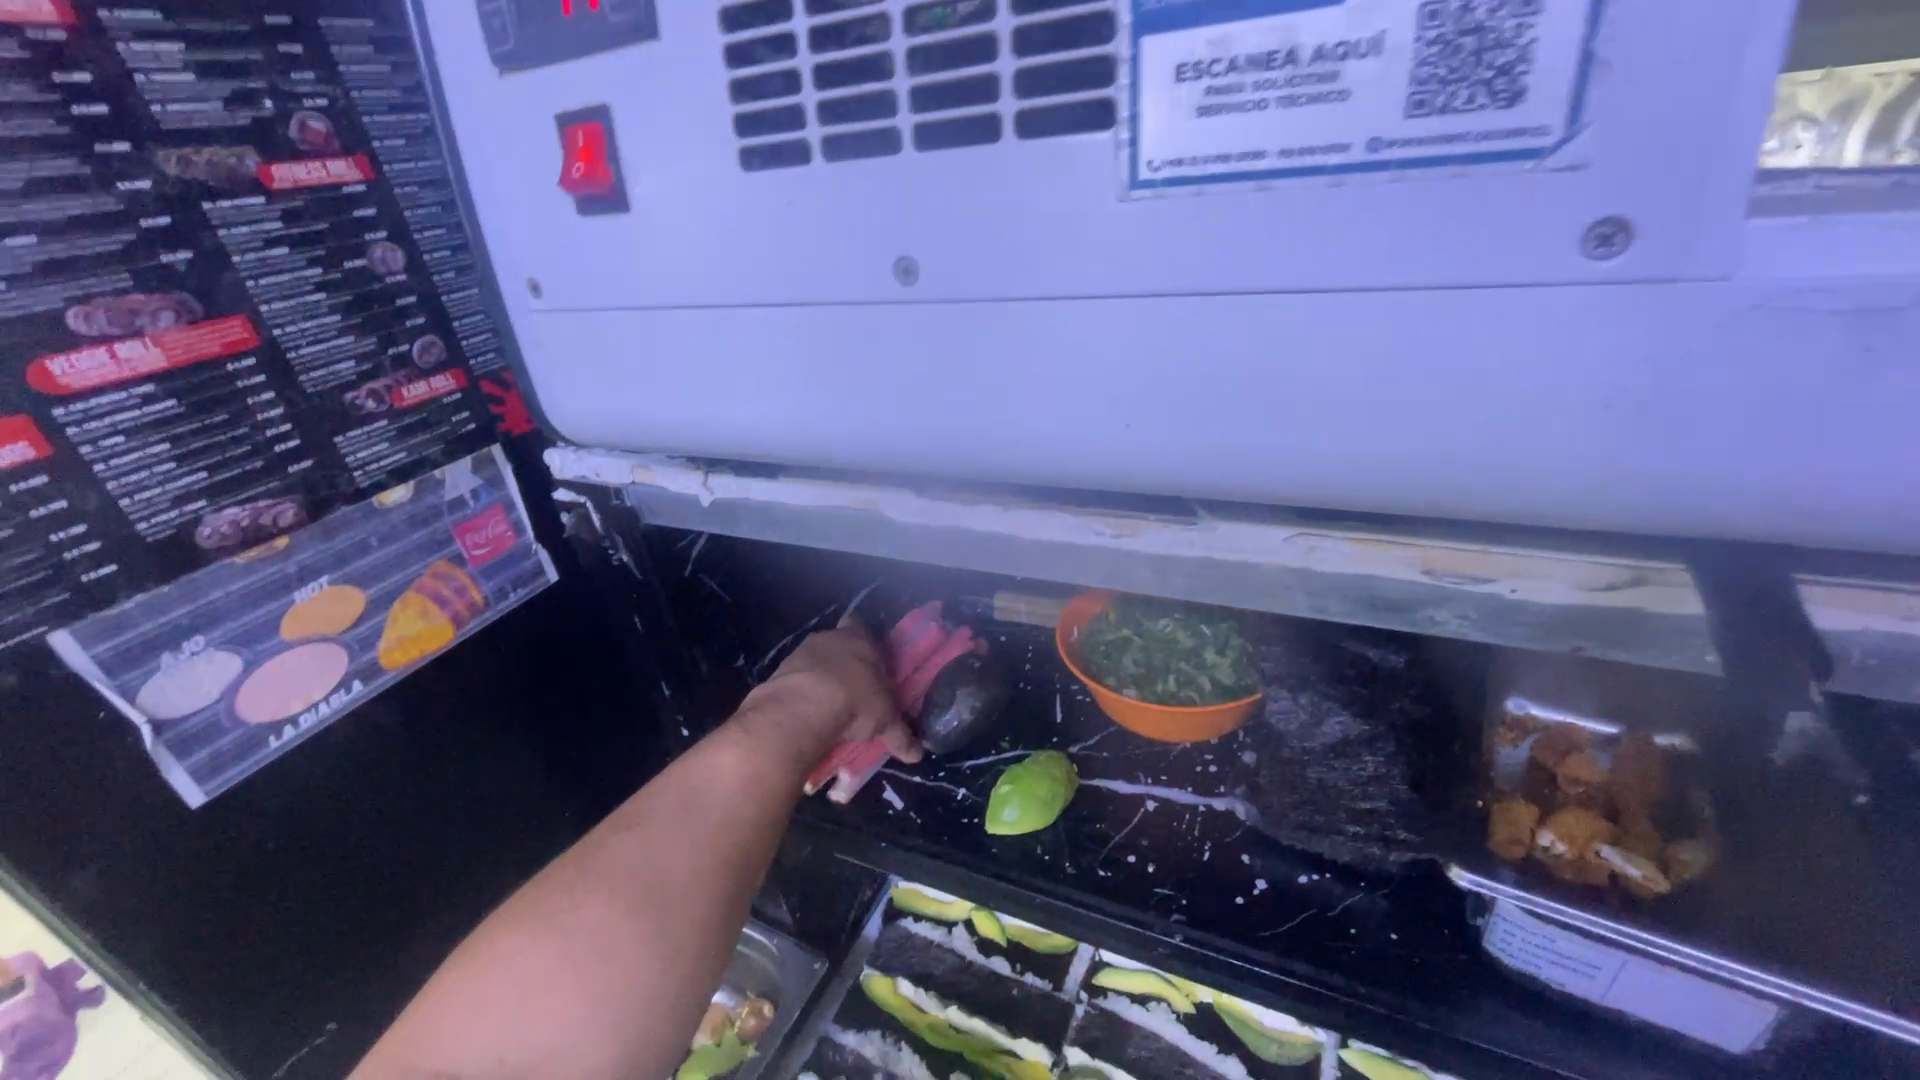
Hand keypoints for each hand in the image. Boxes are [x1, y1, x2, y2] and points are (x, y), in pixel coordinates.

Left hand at [740, 620, 922, 764]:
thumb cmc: (854, 701)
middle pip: (838, 645)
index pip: (864, 629)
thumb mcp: (885, 721)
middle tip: (855, 691)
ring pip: (814, 662)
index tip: (873, 667)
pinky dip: (801, 695)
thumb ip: (901, 735)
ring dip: (820, 680)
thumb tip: (917, 755)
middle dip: (844, 665)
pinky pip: (795, 680)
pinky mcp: (778, 672)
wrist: (799, 709)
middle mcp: (829, 637)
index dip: (868, 646)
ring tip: (830, 709)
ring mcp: (800, 652)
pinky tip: (808, 716)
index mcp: (860, 637)